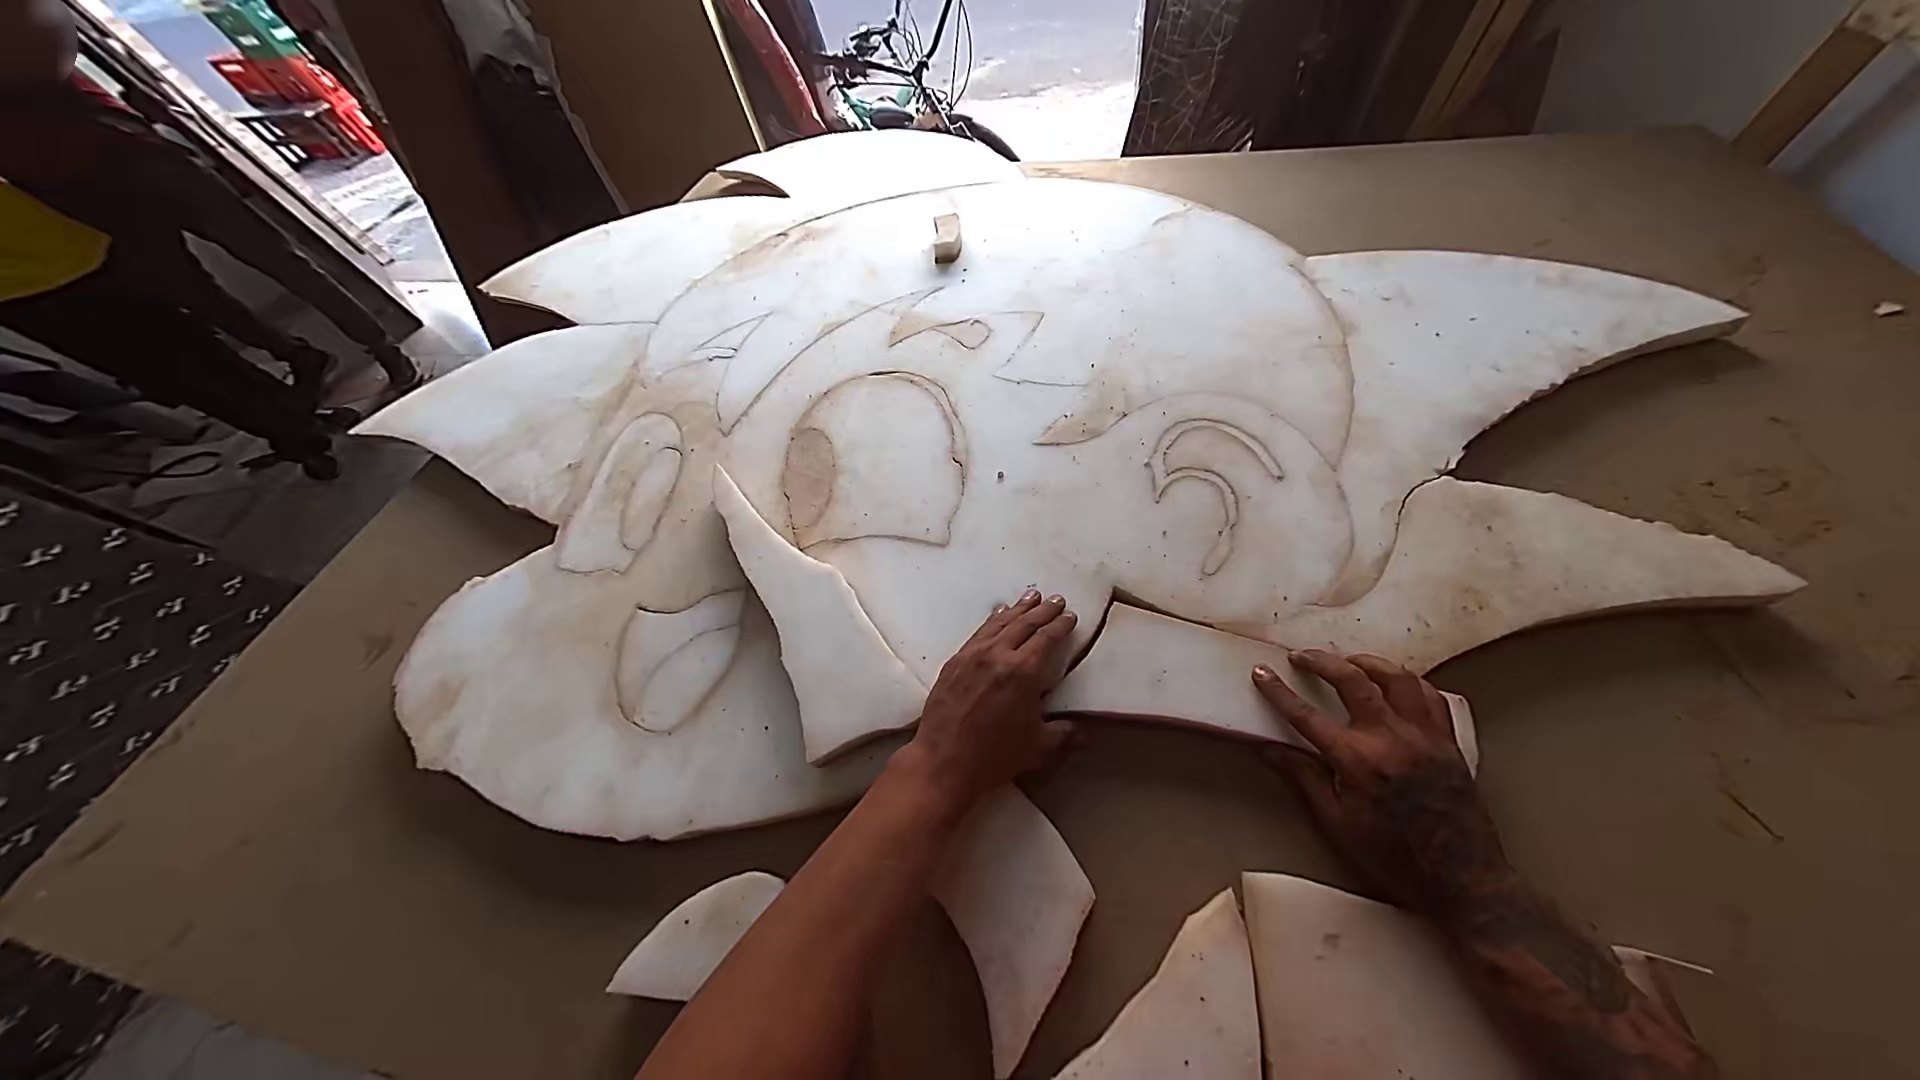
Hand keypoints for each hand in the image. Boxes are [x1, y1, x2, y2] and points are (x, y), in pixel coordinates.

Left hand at [902, 590, 1078, 806]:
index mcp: (1023, 672)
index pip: (1047, 639)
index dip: (1060, 625)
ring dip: (1019, 608)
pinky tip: (998, 615)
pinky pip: (979, 633)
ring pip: (1000, 623)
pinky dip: (993, 620)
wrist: (943, 761)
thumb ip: (1063, 735)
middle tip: (1056, 600)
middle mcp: (998, 655)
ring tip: (1031, 597)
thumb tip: (1082, 734)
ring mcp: (972, 656)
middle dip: (1043, 610)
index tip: (1070, 616)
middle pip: (1025, 624)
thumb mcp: (1037, 748)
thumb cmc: (994, 756)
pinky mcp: (954, 662)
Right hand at [1252, 650, 1515, 917]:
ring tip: (1348, 661)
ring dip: (1368, 662)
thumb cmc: (1392, 858)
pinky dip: (1409, 683)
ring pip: (1397, 678)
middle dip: (1321, 661)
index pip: (1305, 715)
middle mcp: (1391, 739)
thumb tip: (1268, 748)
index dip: (1277, 691)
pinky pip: (1431, 698)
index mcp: (1356, 760)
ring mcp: (1425, 737)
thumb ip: (1302, 779)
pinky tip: (1394, 684)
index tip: (1261, 672)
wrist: (1466, 884)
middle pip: (1352, 680)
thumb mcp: (1336, 824)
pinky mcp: (1449, 744)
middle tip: (1301, 656)